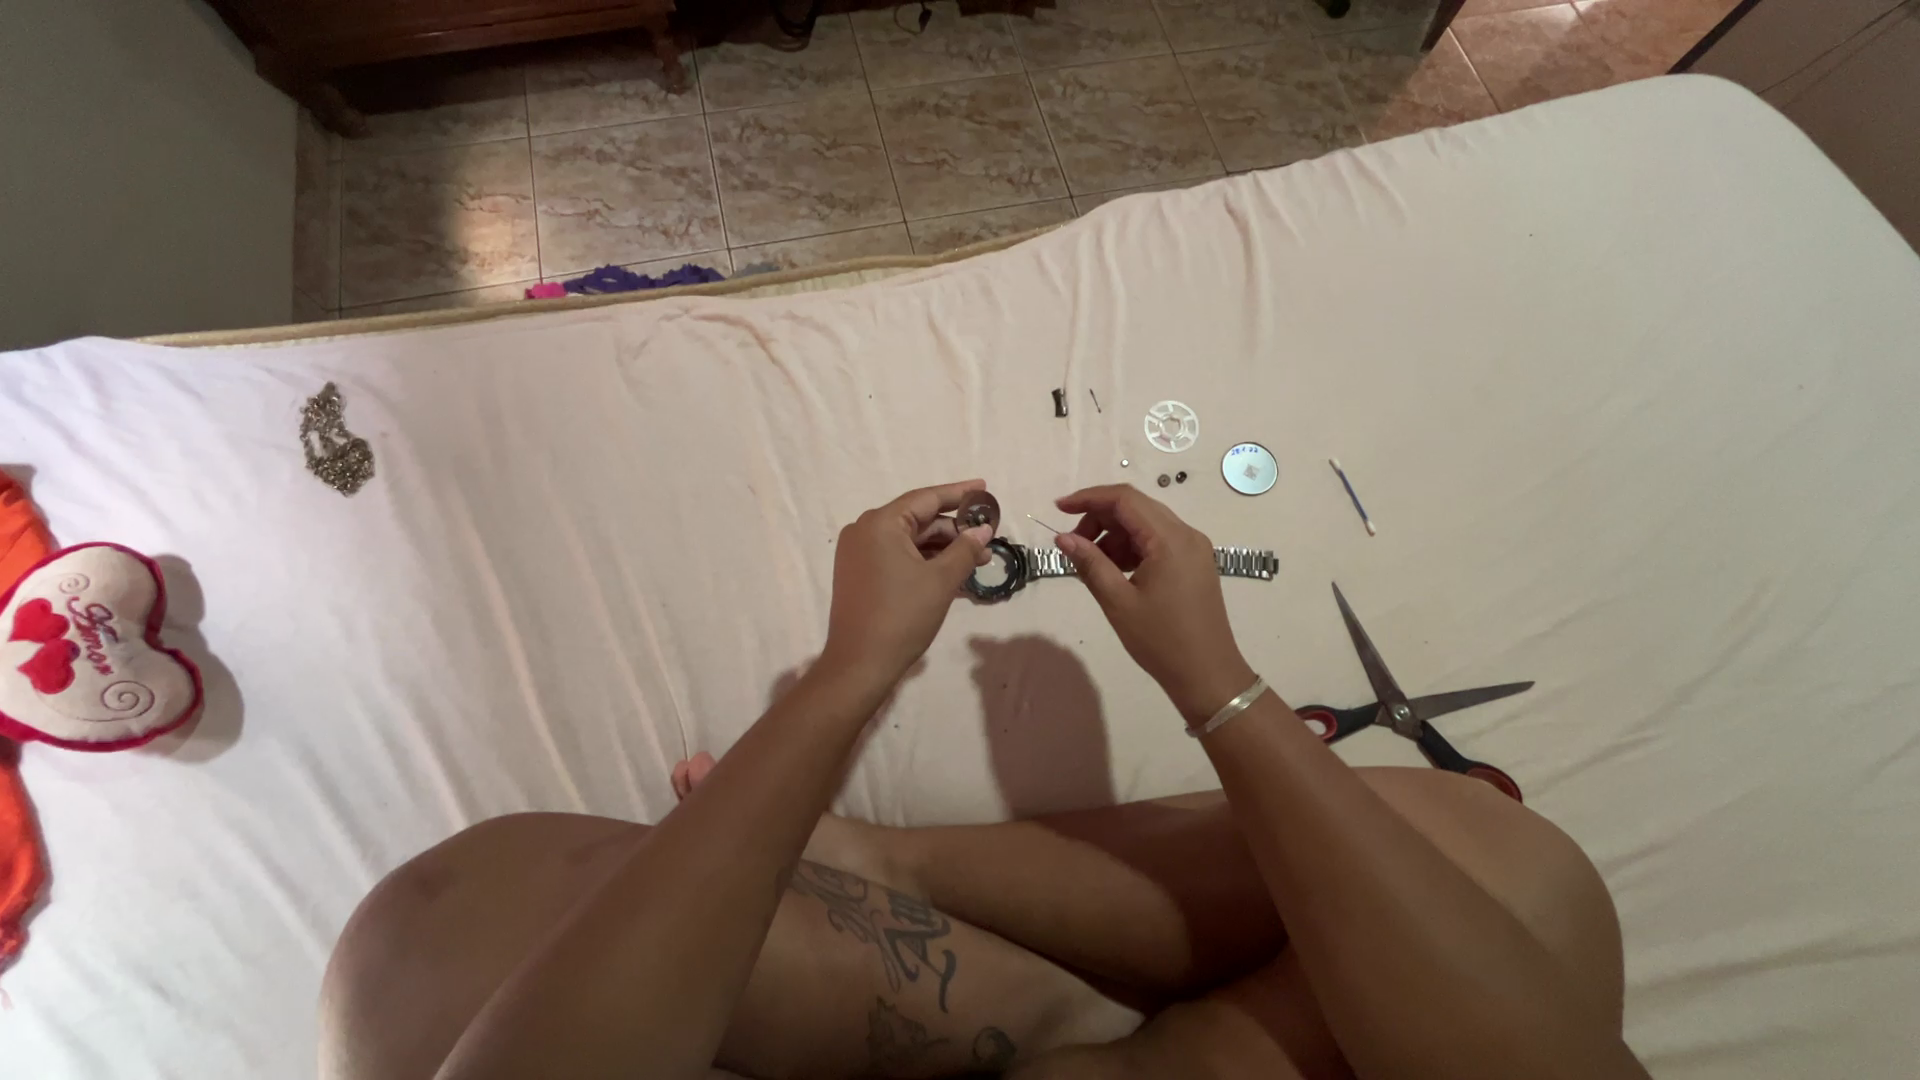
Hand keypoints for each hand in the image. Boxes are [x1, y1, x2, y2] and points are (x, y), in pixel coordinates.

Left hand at [822, 480, 993, 683]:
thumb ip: (965, 549)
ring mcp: (858, 554)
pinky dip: (923, 561)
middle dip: (954, 530)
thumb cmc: (902, 616)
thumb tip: (983, 530)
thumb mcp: (941, 580)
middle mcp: (864, 531)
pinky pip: (897, 557)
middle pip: (917, 519)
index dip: (959, 494)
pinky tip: (951, 573)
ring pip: (908, 540)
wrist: (860, 664)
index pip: (926, 498)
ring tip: (976, 561)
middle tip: (987, 540)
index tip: (984, 488)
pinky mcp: (859, 574)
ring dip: (941, 549)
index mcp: (880, 523)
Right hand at [1054, 484, 1256, 723]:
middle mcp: (1186, 534)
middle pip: (1135, 507)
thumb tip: (1062, 538)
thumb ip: (1089, 563)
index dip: (1088, 498)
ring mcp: (1193, 548)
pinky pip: (1157, 541)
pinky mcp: (1194, 563)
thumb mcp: (1117, 601)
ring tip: (1091, 564)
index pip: (1124, 499)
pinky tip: (1114, 571)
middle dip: (1099, 518)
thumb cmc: (1161, 640)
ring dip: (1114, 535)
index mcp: (1170, 539)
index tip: (1057, 509)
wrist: (1207, 674)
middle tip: (1072, 544)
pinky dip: (1131, 547)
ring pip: (1146, 524)